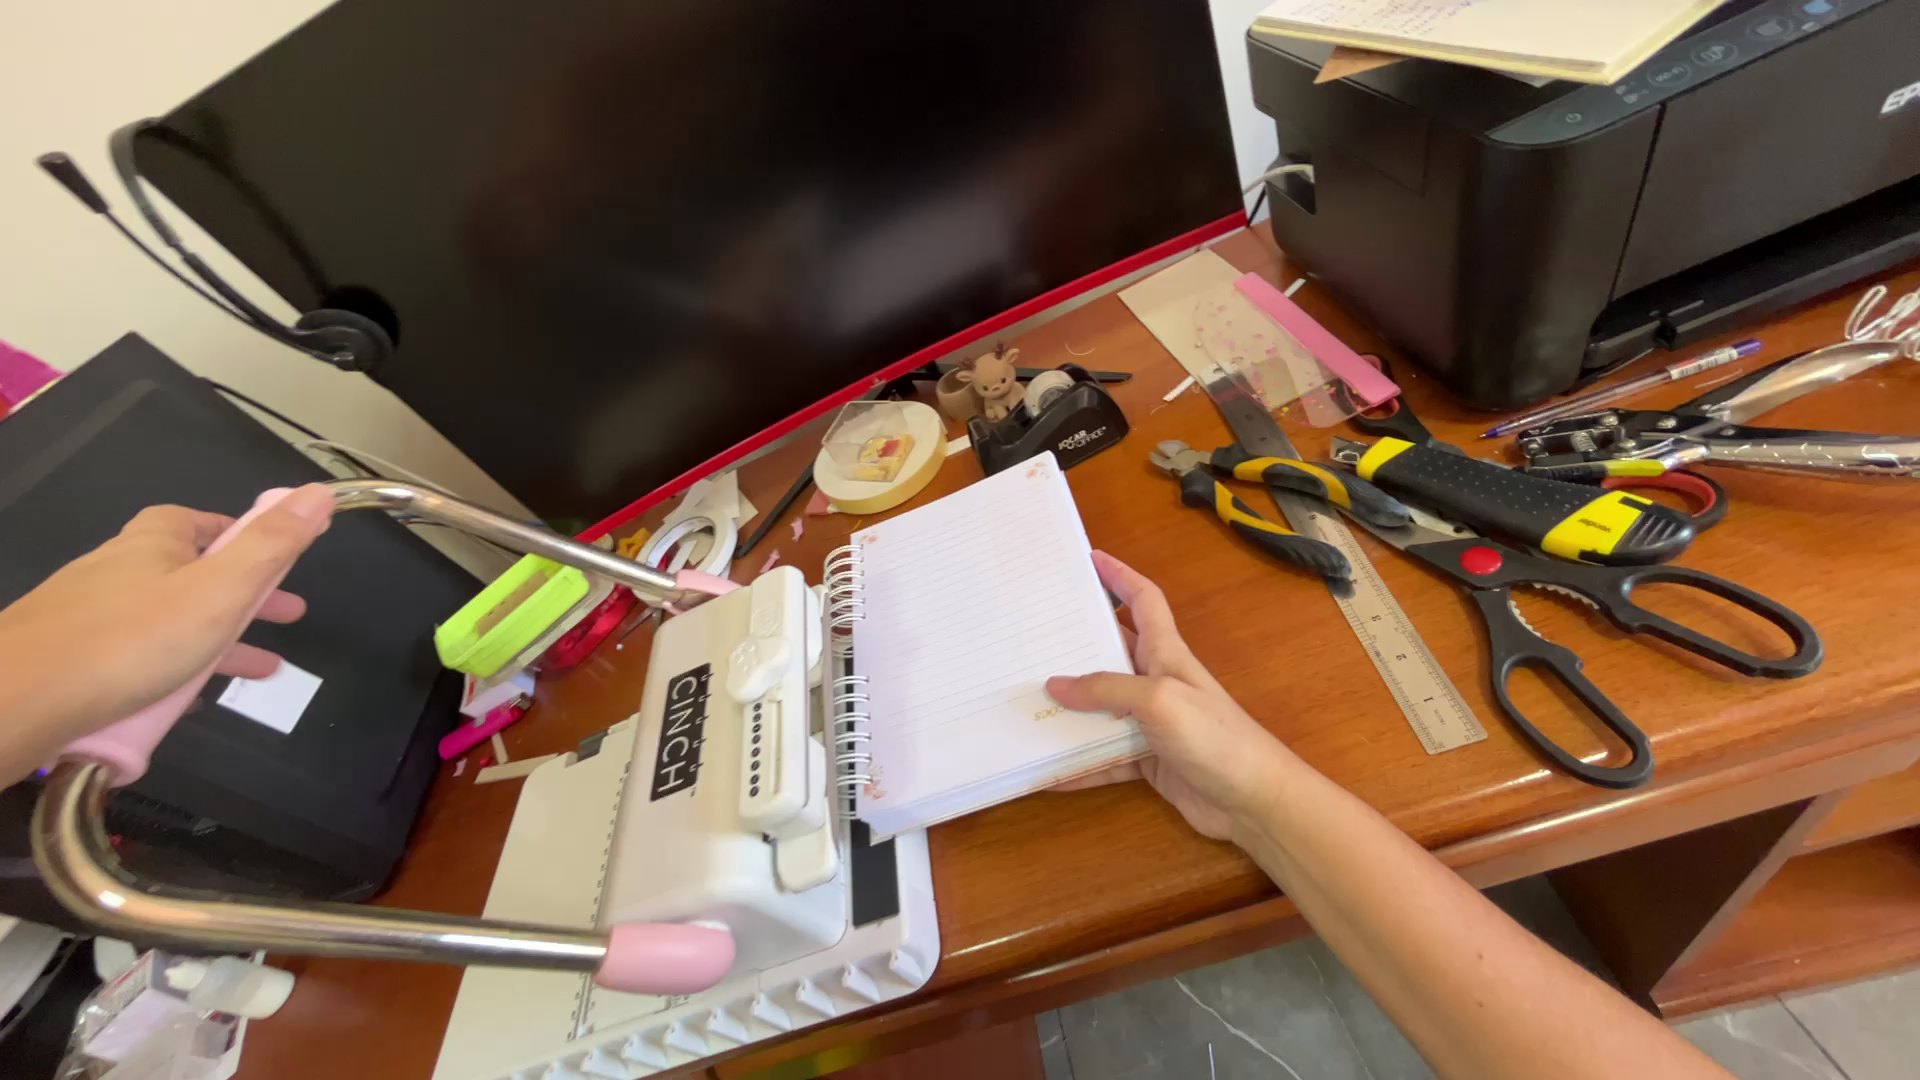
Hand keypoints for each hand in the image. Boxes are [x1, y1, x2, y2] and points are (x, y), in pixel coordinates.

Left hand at [0, 485, 335, 761]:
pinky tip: (190, 695)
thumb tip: (318, 492)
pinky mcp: (66, 660)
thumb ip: (273, 543)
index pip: (191, 521)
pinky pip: (135, 654)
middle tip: (286, 616)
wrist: (6, 707)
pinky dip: (173, 665)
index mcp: (150, 548)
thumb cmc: (130, 641)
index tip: (272, 554)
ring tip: (259, 669)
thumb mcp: (221, 589)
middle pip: (188, 572)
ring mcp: (84, 618)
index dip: (235, 531)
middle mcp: (112, 573)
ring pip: (166, 618)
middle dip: (243, 592)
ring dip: (217, 636)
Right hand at [1046, 552, 1292, 839]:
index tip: (1090, 558)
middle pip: (1110, 652)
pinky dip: (1078, 763)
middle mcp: (1155, 681)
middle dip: (1075, 643)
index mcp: (1165, 653)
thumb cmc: (1214, 736)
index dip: (1120, 575)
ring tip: (1026, 702)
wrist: (1254, 800)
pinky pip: (1103, 755)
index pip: (1143, 600)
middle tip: (1033, 637)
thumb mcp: (1157, 700)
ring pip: (1100, 707)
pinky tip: (1047, 771)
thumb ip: (1106, 689)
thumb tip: (1055, 685)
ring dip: (1069, 708)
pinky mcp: (1147, 759)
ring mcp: (1150, 722)